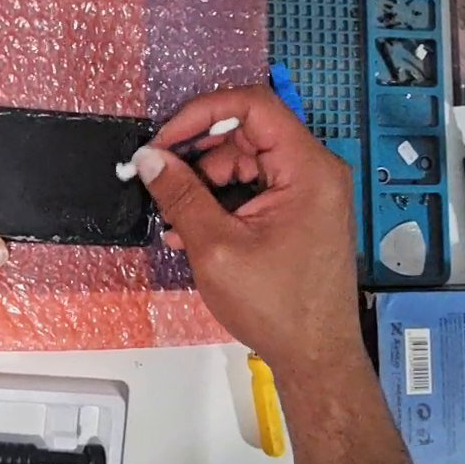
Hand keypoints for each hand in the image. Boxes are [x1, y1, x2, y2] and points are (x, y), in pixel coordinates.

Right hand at [130, 86, 359, 372]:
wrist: (315, 357)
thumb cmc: (278, 307)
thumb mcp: (216, 247)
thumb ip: (180, 195)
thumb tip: (149, 158)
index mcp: (307, 169)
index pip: (253, 106)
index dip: (202, 113)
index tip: (165, 139)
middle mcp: (312, 172)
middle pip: (245, 135)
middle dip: (197, 156)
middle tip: (160, 179)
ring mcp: (305, 192)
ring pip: (242, 162)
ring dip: (202, 184)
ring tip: (175, 219)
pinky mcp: (295, 212)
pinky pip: (249, 188)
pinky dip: (218, 202)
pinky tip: (191, 230)